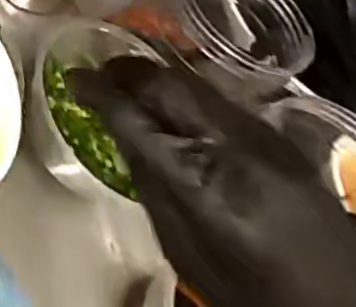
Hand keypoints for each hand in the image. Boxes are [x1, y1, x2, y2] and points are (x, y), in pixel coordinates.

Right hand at [68, 57, 355, 306]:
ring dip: (154, 76)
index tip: (71, 77)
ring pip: (195, 81)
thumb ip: (149, 179)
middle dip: (124, 71)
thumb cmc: (249, 288)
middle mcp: (238, 148)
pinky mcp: (284, 140)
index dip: (97, 90)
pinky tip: (171, 99)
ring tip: (127, 79)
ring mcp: (268, 139)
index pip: (134, 116)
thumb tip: (119, 128)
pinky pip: (220, 98)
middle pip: (167, 84)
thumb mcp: (182, 244)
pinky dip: (185, 90)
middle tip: (97, 70)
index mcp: (205, 183)